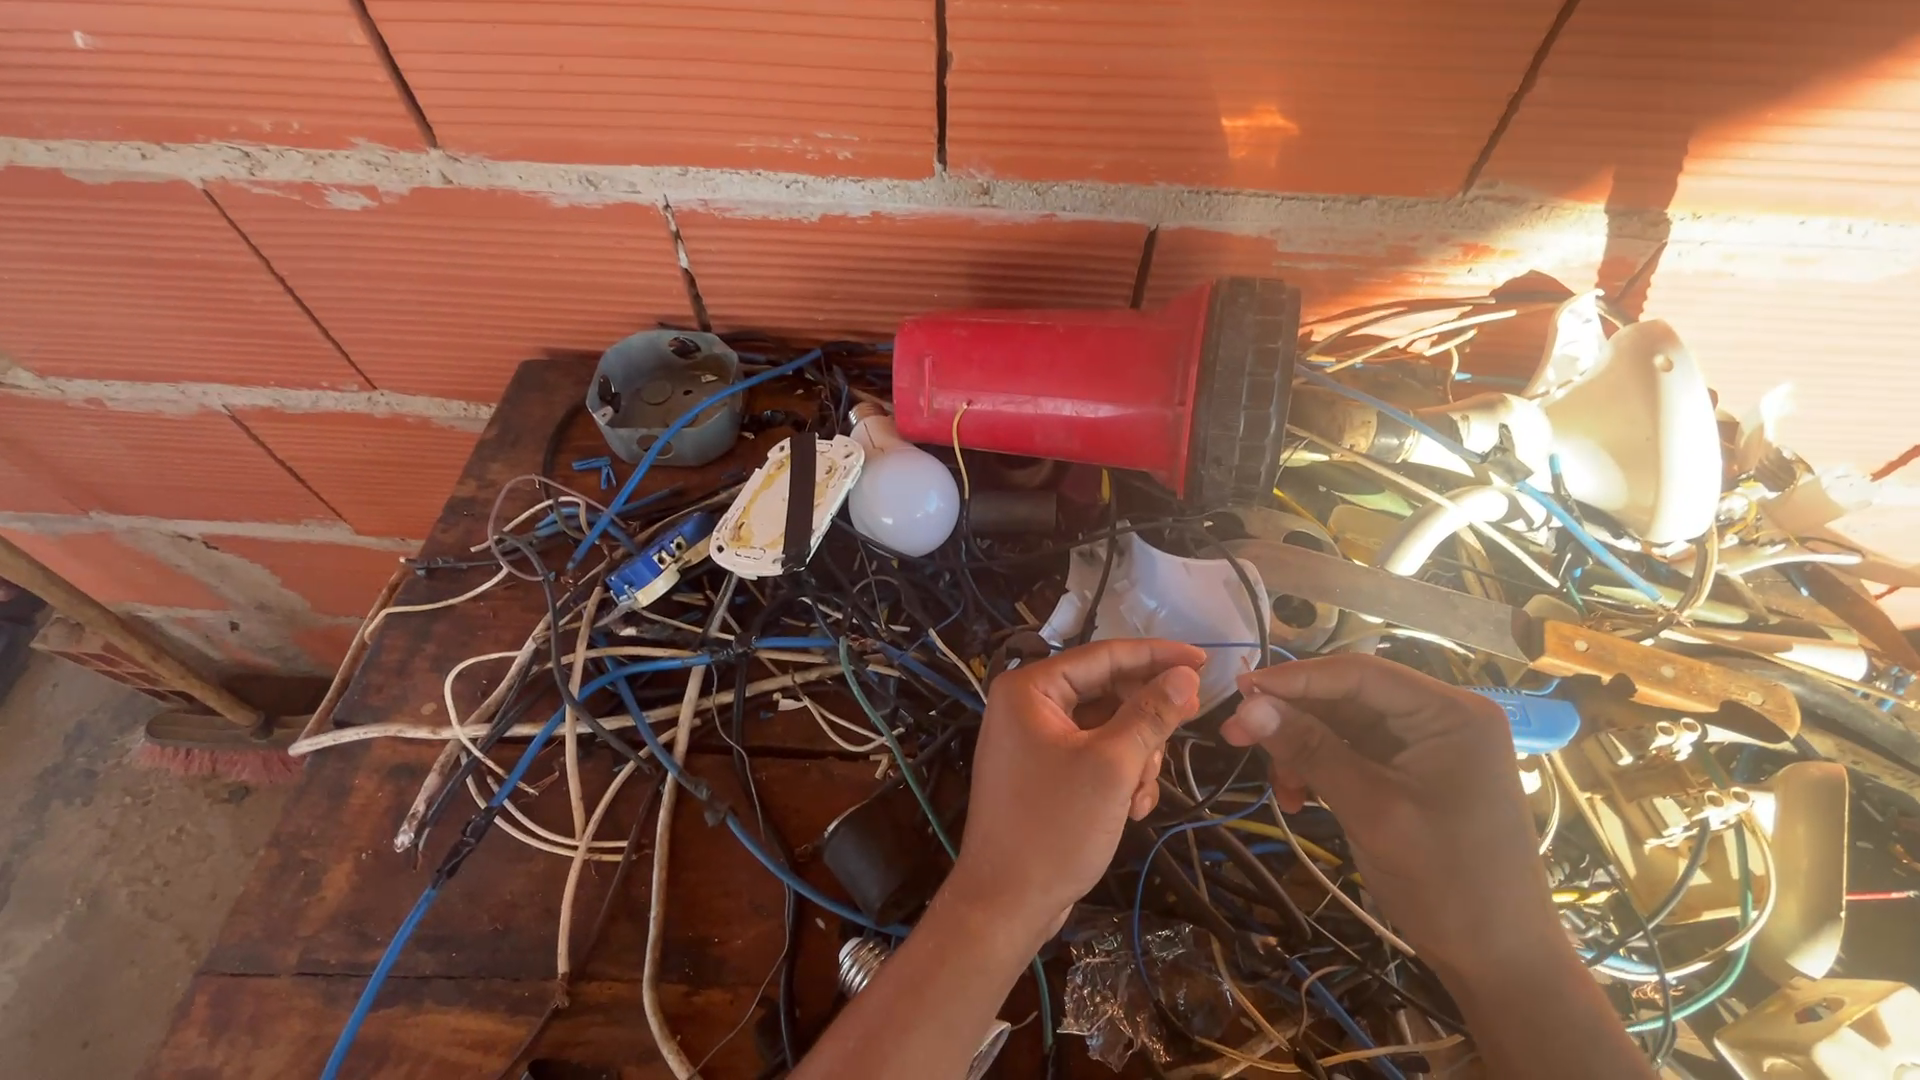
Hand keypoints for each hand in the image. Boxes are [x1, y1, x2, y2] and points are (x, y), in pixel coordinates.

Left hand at [948, 639, 1205, 937]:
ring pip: (1107, 727)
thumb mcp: (1112, 766)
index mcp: (1030, 689)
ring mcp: (1033, 740)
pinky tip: (1131, 809)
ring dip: (1135, 757)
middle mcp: (1027, 705)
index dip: (1156, 656)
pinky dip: (1119, 776)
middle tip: (1173, 743)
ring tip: (1139, 794)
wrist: (1006, 903)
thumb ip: (1150, 715)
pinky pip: (1093, 755)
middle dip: (1143, 724)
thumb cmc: (1054, 827)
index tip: (1204, 661)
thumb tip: (1185, 676)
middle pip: (1107, 692)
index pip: (1103, 655)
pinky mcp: (1044, 772)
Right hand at [1220, 655, 1560, 980]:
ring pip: (1339, 724)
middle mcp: (1437, 717)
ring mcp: (1421, 747)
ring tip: (1278, 786)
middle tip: (1235, 735)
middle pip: (1345, 696)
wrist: (1497, 960)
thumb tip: (1245, 704)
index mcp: (1450, 713)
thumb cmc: (1448, 881)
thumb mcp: (1372, 810)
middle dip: (1291, 718)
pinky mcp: (1405, 774)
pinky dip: (1316, 769)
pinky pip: (1347, 752)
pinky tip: (1297, 798)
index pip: (1359, 673)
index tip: (1239, 691)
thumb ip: (1310, 750)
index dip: (1295, 677)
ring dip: (1299, 748)